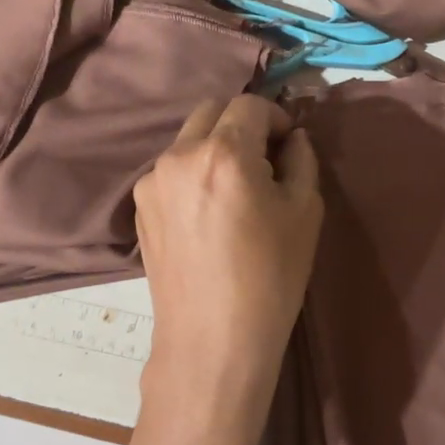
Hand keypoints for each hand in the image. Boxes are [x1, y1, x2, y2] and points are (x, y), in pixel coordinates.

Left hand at [133, 95, 322, 418]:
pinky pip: (173, 170)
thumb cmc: (270, 276)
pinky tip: (211, 213)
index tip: (289, 144)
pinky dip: (195, 173)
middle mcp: (180, 155)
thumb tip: (293, 138)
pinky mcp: (140, 207)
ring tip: (237, 190)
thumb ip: (301, 161)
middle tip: (265, 160)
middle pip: (212, 111)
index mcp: (224, 152)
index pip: (249, 104)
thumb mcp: (304, 211)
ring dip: (216, 148)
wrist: (213, 340)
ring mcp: (152, 181)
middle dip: (242, 124)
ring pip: (189, 140)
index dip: (276, 116)